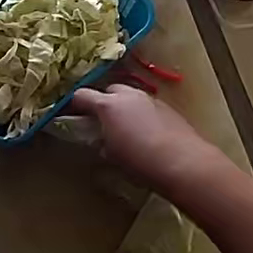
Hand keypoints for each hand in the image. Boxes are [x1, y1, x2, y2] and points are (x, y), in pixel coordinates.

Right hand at [66, 84, 229, 195]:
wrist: (182, 161)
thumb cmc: (140, 162)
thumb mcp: (112, 155)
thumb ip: (101, 141)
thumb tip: (100, 139)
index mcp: (108, 105)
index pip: (82, 95)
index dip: (74, 104)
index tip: (70, 113)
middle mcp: (128, 95)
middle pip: (109, 90)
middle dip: (103, 101)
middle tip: (100, 122)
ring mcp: (149, 98)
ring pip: (130, 96)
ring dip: (123, 106)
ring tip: (125, 127)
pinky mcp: (166, 107)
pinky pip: (146, 104)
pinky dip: (141, 112)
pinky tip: (146, 132)